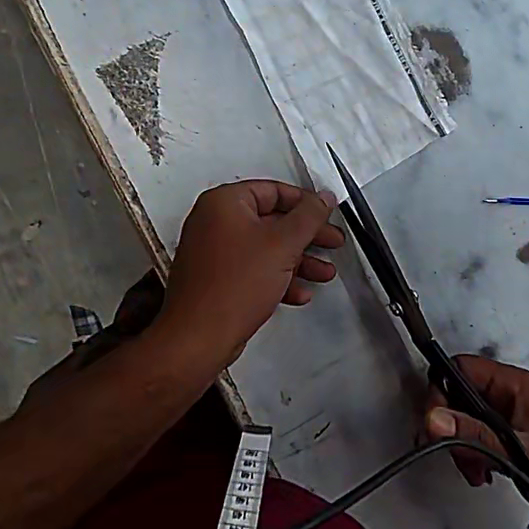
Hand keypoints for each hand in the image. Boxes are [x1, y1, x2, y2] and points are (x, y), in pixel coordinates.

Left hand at [154, 180, 342, 366]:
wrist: (199, 338)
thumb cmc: (228, 290)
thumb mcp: (283, 244)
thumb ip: (309, 217)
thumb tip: (322, 199)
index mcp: (224, 203)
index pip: (273, 190)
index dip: (305, 202)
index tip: (323, 211)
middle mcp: (214, 222)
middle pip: (272, 219)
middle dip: (306, 234)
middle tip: (329, 239)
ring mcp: (213, 251)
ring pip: (265, 247)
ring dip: (297, 259)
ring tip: (321, 270)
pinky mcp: (216, 278)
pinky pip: (253, 269)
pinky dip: (277, 277)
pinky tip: (297, 290)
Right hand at [424, 355, 528, 528]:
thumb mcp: (525, 458)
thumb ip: (477, 436)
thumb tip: (433, 418)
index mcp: (519, 386)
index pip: (462, 368)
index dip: (442, 391)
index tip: (434, 424)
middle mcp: (514, 396)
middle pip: (460, 392)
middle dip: (449, 422)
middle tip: (455, 455)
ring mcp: (514, 420)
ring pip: (466, 416)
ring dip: (460, 442)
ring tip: (474, 471)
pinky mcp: (514, 443)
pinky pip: (479, 436)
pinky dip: (472, 454)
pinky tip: (482, 475)